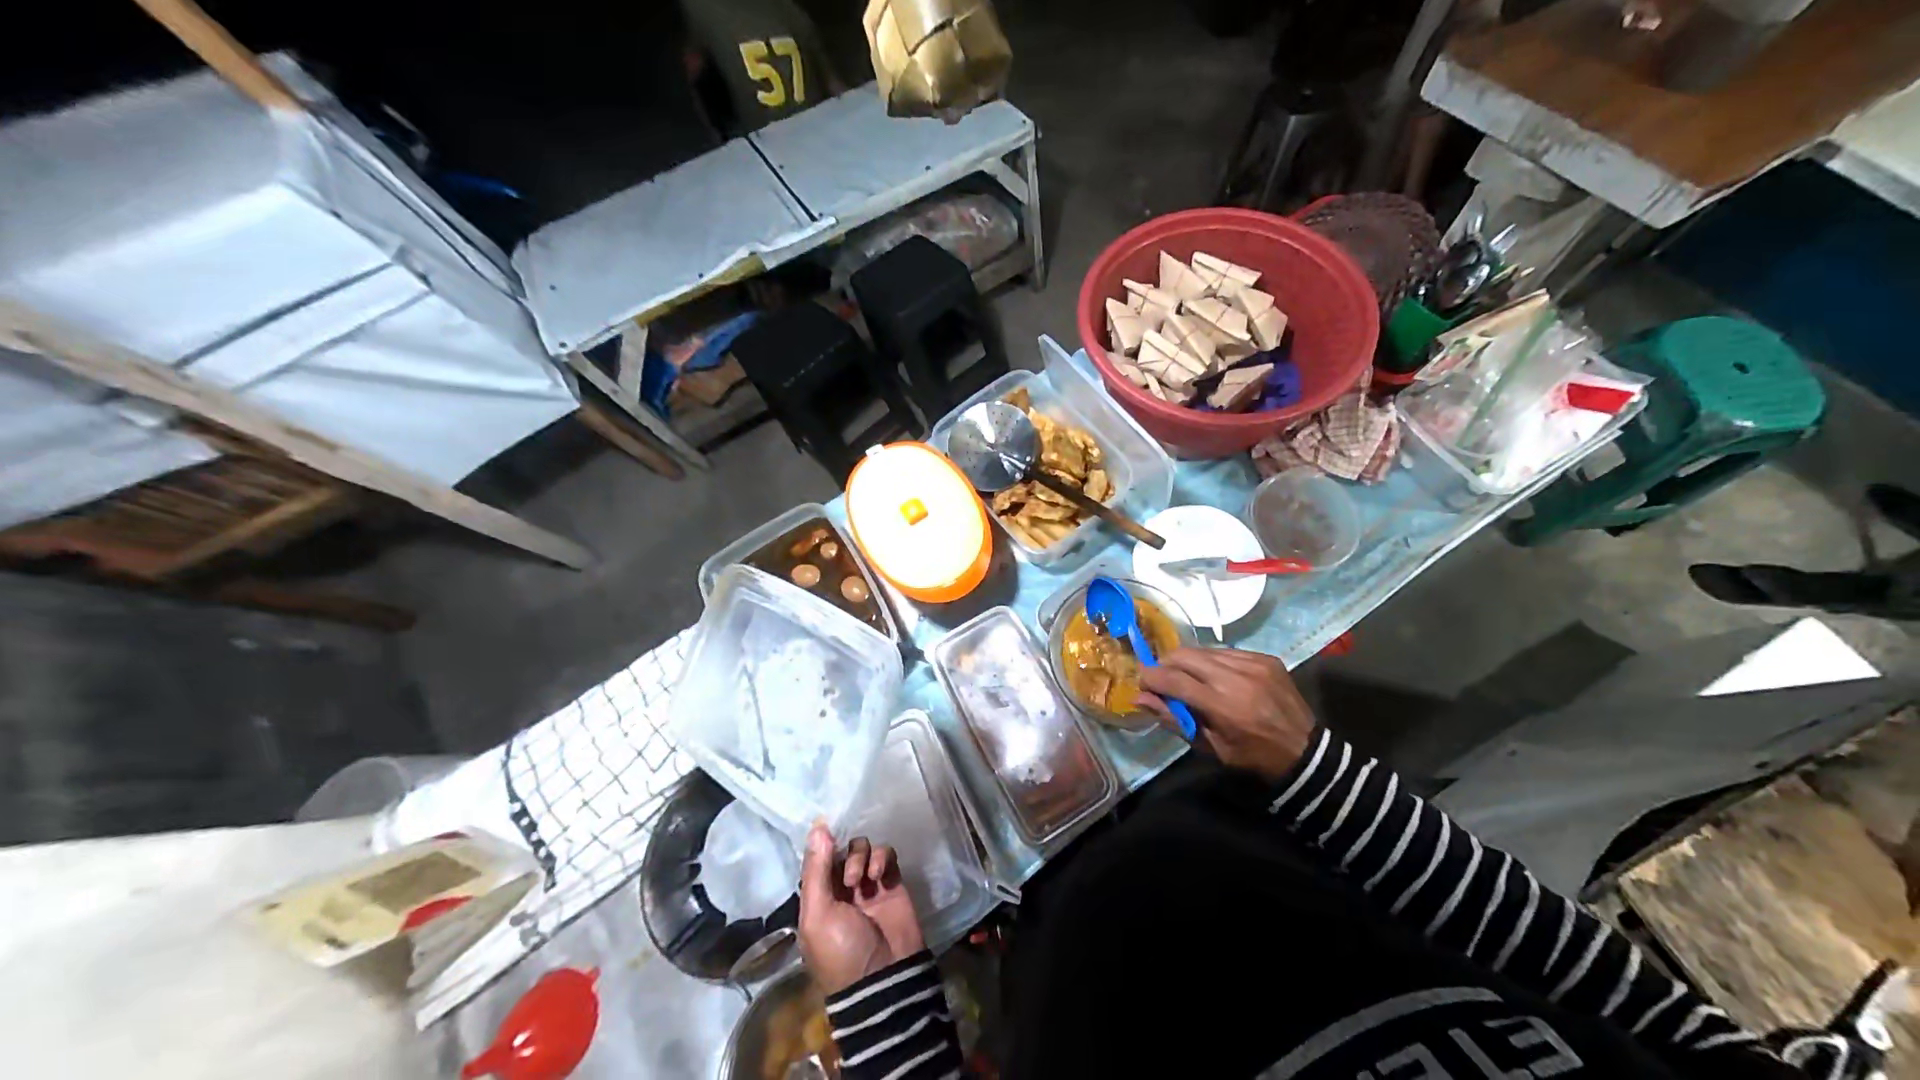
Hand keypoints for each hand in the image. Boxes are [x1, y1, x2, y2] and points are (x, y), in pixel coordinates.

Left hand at [797, 823, 924, 993]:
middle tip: (849, 879)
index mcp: (817, 897)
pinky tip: (879, 875)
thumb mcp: (818, 914)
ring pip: (863, 848)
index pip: (817, 858)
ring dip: (861, 856)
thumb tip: (817, 826)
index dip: (821, 845)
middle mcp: (841, 888)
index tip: (826, 831)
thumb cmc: (841, 950)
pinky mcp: (892, 883)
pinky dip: (882, 858)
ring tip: (865, 880)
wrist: (884, 977)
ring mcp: (868, 885)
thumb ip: (816, 869)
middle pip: (840, 849)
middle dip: (844, 855)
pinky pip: (886, 855)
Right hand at [1139, 647, 1317, 782]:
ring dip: (1189, 662)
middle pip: (1184, 655)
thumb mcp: (1208, 746)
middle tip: (1163, 680)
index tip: (1142, 685)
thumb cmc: (1251, 756)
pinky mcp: (1265, 658)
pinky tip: (1218, 677)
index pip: (1172, 679)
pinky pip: (1226, 651)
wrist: (1304, 752)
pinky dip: (1214, 662)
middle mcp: (1236, 677)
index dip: (1150, 678)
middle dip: (1165, 665)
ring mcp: (1253, 663)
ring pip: (1203, 650)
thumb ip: (1174, 719)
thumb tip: (1141, 698)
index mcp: (1222, 705)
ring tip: (1190, 679)